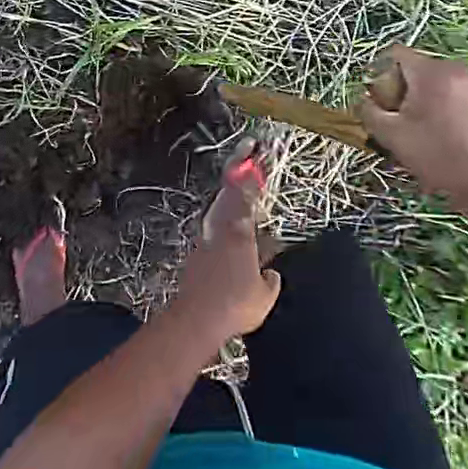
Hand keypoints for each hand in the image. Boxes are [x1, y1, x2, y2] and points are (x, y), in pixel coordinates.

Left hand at [173, 139, 281, 339]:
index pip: (245, 195)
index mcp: (240, 233)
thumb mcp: (264, 296)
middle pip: (227, 192)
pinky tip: (226, 226)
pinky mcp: (196, 251)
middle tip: (245, 152)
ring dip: (227, 193)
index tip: (253, 154)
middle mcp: (220, 228)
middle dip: (236, 170)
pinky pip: (212, 226)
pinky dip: (220, 217)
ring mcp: (205, 238)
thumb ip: (269, 281)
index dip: (249, 174)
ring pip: (217, 207)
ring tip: (237, 184)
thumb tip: (271, 274)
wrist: (197, 316)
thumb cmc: (235, 304)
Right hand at [356, 46, 467, 212]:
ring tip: (422, 138)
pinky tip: (449, 144)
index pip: (395, 54)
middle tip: (397, 124)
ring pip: (438, 88)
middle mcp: (457, 71)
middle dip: (401, 94)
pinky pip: (459, 101)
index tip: (377, 102)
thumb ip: (369, 113)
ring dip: (423, 106)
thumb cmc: (442, 155)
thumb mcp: (393, 137)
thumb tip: (363, 102)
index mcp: (431, 72)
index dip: (378, 74)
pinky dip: (446, 114)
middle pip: (417, 71)